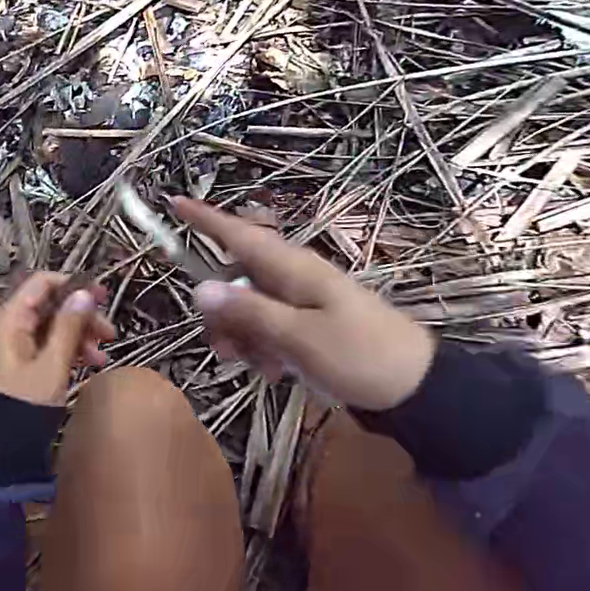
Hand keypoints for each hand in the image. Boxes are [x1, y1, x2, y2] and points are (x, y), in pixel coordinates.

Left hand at [0, 273, 117, 407]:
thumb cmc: (23, 408)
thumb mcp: (53, 365)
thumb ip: (69, 326)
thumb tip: (84, 293)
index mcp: (6, 319)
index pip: (41, 283)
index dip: (74, 285)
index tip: (103, 296)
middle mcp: (1, 326)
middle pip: (46, 306)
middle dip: (80, 317)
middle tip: (109, 334)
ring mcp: (4, 345)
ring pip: (46, 327)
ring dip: (75, 336)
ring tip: (100, 358)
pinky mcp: (9, 363)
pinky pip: (39, 345)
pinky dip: (62, 350)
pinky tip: (85, 365)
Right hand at [174, 198, 436, 411]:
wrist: (415, 388)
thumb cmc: (360, 355)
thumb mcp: (299, 337)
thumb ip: (248, 311)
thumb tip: (199, 289)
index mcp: (292, 267)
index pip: (238, 234)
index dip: (205, 219)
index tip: (174, 202)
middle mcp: (291, 276)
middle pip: (233, 278)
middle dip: (221, 313)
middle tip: (226, 347)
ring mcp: (299, 299)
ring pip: (246, 307)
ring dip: (241, 336)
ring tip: (260, 366)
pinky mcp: (305, 322)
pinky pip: (265, 325)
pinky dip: (261, 347)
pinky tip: (276, 371)